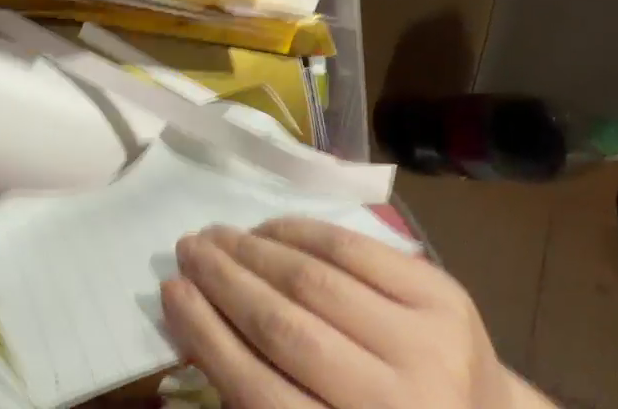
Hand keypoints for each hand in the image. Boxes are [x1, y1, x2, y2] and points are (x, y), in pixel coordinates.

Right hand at [161, 219, 554, 408]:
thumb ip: (252, 388)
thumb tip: (186, 310)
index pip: (257, 389)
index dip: (205, 332)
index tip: (170, 291)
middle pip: (283, 328)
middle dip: (221, 280)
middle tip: (186, 250)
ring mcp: (431, 351)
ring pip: (312, 281)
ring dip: (250, 249)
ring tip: (216, 235)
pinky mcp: (448, 300)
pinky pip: (352, 249)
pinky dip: (298, 231)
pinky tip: (267, 229)